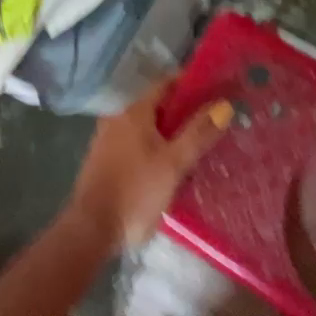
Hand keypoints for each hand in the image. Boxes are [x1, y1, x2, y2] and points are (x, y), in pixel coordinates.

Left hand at [67, 82, 231, 248]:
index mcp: (134, 111)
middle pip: (156, 107)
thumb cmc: (136, 192)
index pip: (167, 84)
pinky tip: (167, 167)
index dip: (191, 86)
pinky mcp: (103, 162)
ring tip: (193, 148)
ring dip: (167, 135)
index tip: (214, 93)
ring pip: (145, 129)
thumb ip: (199, 133)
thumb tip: (224, 105)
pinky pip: (134, 146)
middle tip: (209, 125)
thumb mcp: (174, 164)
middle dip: (182, 114)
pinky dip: (152, 150)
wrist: (91, 231)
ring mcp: (107, 140)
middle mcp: (118, 118)